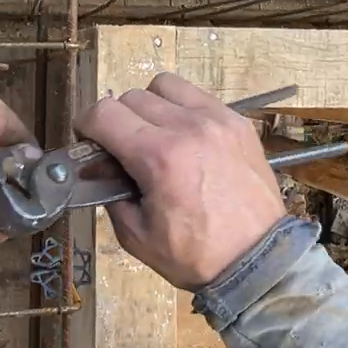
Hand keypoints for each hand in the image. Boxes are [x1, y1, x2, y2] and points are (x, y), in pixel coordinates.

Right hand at [74, 73, 283, 289]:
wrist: (261, 262)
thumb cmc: (197, 256)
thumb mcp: (137, 236)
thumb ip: (109, 194)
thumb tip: (97, 167)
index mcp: (159, 157)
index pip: (104, 113)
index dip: (86, 125)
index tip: (88, 141)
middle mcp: (188, 127)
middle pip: (130, 97)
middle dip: (117, 120)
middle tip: (122, 148)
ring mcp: (217, 119)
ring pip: (164, 85)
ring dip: (149, 105)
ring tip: (154, 134)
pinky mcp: (237, 121)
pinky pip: (197, 95)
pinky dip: (181, 108)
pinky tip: (185, 136)